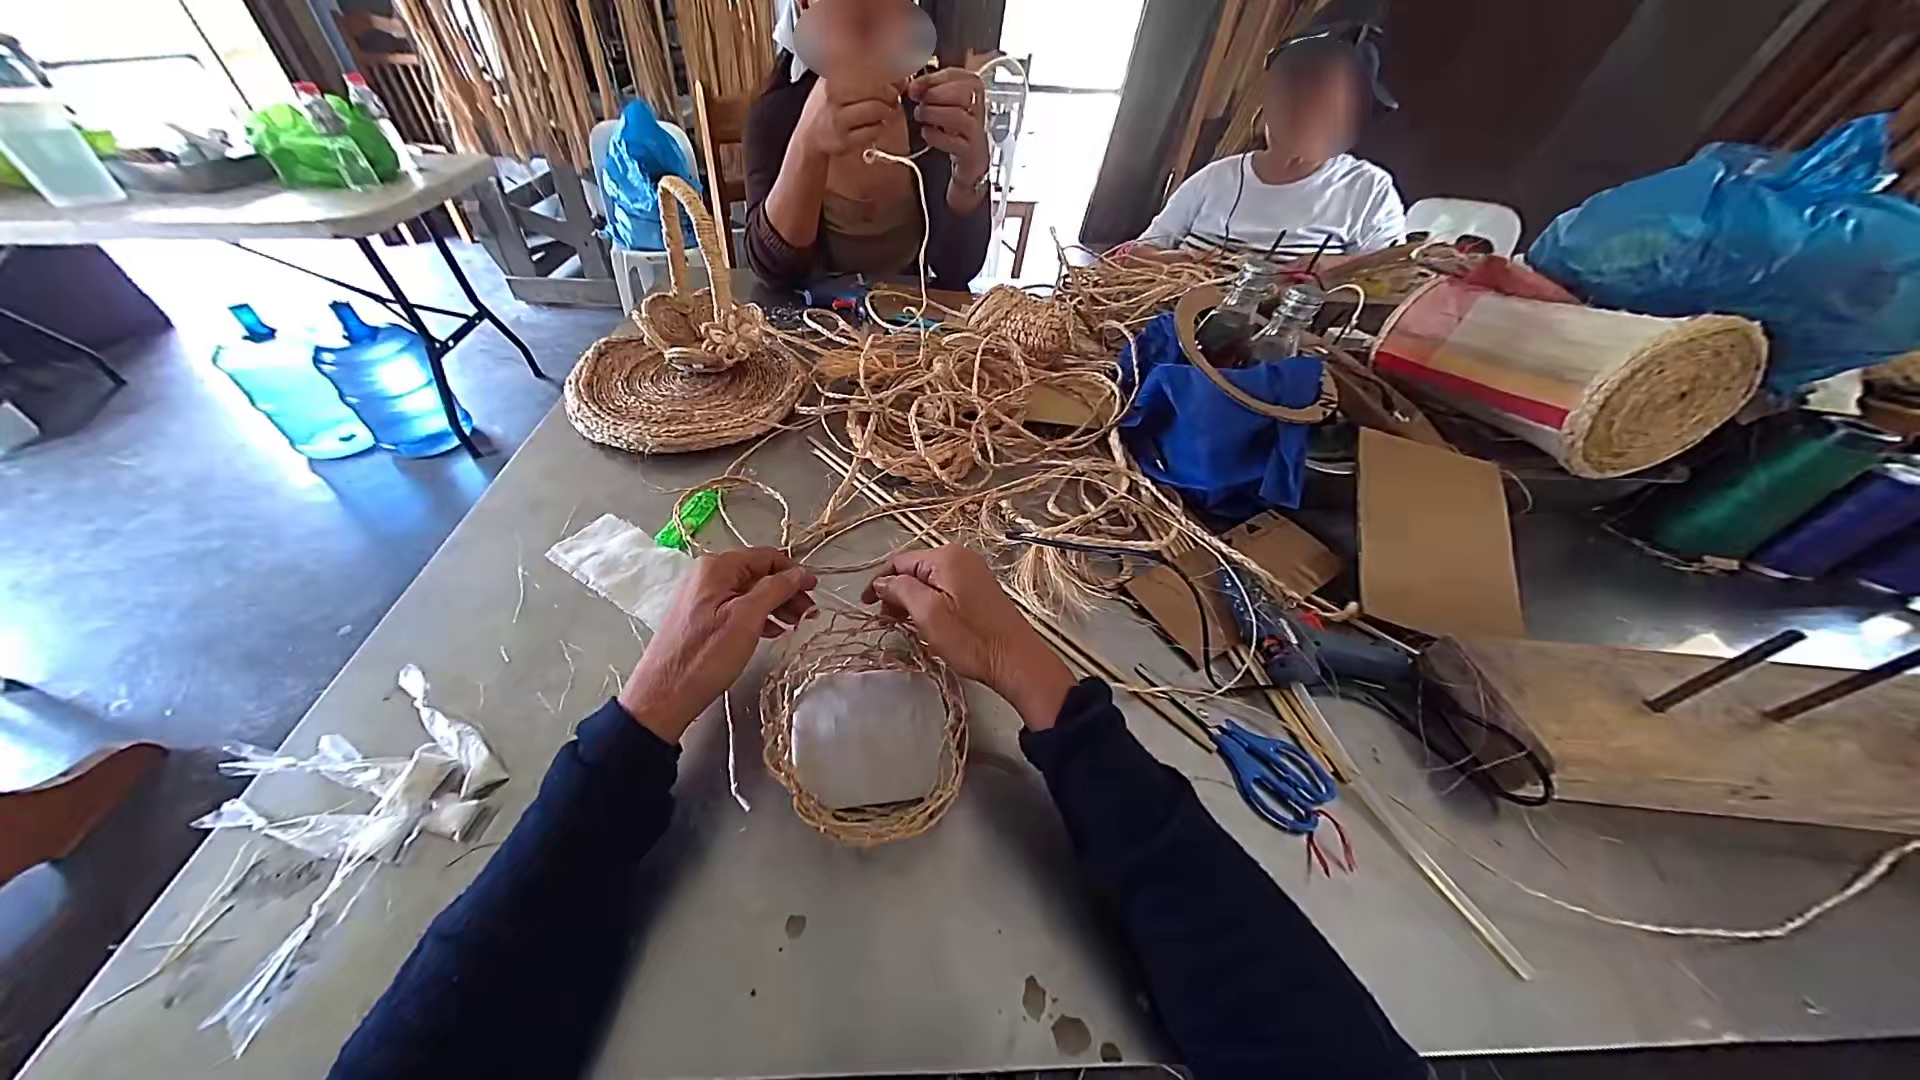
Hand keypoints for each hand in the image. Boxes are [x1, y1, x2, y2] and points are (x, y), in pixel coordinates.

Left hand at [620, 549, 816, 743]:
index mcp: (717, 568)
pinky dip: (759, 616)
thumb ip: (776, 589)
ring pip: (750, 592)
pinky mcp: (700, 617)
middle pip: (759, 574)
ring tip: (795, 624)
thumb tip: (800, 573)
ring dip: (776, 605)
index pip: (767, 557)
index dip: (794, 572)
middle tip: (809, 613)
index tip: (815, 589)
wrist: (663, 696)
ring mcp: (702, 596)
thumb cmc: (706, 657)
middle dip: (787, 591)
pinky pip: (737, 607)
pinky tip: (773, 631)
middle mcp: (707, 576)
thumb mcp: (747, 619)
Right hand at [796, 71, 901, 160]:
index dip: (890, 72)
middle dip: (891, 93)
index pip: (868, 64)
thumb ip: (866, 73)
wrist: (810, 134)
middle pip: (876, 85)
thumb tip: (898, 75)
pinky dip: (880, 128)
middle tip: (894, 98)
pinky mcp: (843, 139)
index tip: (897, 80)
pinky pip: (872, 131)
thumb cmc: (831, 105)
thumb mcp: (840, 79)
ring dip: (887, 111)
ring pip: (876, 109)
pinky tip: (878, 125)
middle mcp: (834, 91)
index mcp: (833, 71)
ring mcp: (838, 117)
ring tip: (887, 112)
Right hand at [863, 546, 1074, 729]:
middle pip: (914, 570)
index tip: (865, 605)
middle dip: (895, 593)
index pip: (900, 561)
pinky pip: (943, 589)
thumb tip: (882, 581)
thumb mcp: (928, 613)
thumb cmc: (971, 638)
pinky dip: (927, 604)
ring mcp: (972, 573)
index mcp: (947, 557)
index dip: (879, 582)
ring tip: (901, 625)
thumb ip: (900, 590)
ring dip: (910, 600)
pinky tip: (923, 623)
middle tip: (884, 620)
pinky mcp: (978, 590)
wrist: (1015, 660)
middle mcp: (960, 557)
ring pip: (928, 581)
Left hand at [908, 68, 989, 188]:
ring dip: (934, 114)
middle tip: (919, 102)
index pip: (954, 75)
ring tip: (921, 115)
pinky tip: (927, 132)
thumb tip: (914, 87)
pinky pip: (954, 142)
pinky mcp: (970, 152)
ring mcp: (976, 130)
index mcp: (973, 88)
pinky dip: (936, 136)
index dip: (932, 79)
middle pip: (960, 92)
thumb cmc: (956, 128)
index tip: (915, 85)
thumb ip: (930, 91)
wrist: (971, 159)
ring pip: (957, 116)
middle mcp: (978, 107)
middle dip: (935, 95)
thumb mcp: (945, 103)